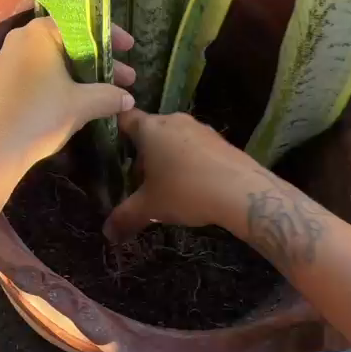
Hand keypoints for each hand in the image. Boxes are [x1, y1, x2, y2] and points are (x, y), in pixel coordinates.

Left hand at [0, 17, 134, 171]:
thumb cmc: (39, 116)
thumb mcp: (81, 105)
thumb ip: (108, 95)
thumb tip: (128, 98)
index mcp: (39, 32)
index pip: (81, 24)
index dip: (109, 36)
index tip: (130, 48)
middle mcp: (22, 38)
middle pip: (69, 41)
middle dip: (101, 60)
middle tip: (128, 77)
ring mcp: (10, 58)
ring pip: (56, 59)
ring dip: (84, 74)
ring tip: (111, 93)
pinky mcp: (5, 80)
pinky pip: (41, 71)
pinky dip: (64, 81)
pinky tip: (82, 100)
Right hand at [102, 109, 269, 241]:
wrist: (244, 192)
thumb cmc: (186, 190)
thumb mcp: (151, 207)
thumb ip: (125, 216)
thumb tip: (107, 233)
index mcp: (149, 127)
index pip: (123, 118)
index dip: (115, 130)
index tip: (111, 148)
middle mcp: (172, 120)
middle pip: (149, 131)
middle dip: (143, 154)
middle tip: (139, 180)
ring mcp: (199, 128)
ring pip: (173, 138)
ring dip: (167, 157)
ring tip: (168, 186)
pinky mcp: (220, 140)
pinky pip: (195, 146)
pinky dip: (190, 161)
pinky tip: (194, 185)